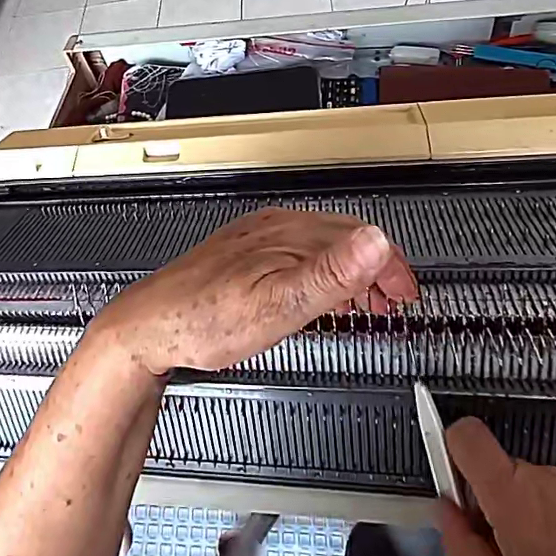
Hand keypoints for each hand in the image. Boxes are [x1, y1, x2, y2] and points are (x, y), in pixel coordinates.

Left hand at [87, 208, 417, 376]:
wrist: (149, 327)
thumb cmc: (204, 320)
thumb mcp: (277, 305)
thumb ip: (331, 275)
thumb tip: (377, 244)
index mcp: (290, 235)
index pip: (362, 240)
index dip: (392, 268)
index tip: (407, 296)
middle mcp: (277, 228)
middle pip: (347, 238)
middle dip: (378, 268)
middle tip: (394, 301)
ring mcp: (260, 238)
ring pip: (324, 244)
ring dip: (354, 269)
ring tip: (366, 300)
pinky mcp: (248, 252)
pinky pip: (300, 251)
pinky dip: (325, 269)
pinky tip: (320, 288)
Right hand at [435, 418, 555, 555]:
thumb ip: (460, 546)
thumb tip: (447, 513)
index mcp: (513, 491)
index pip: (466, 434)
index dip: (450, 450)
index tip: (452, 480)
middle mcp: (549, 477)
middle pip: (503, 472)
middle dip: (497, 507)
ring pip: (537, 493)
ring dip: (533, 524)